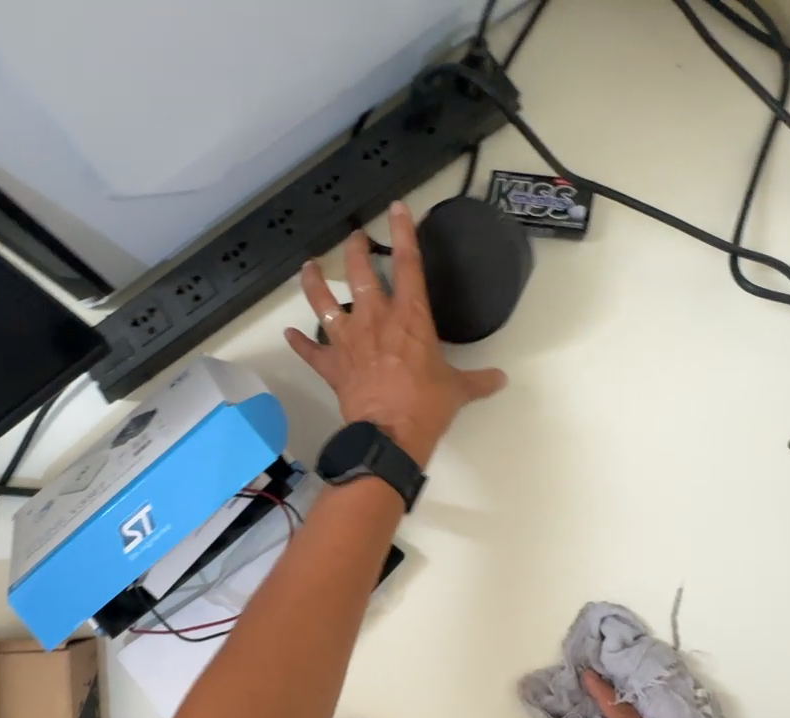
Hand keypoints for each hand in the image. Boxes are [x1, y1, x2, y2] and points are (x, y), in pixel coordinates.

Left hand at [284, 201, 506, 463]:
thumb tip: (499, 379)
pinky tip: (289, 334)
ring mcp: (348, 341)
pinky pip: (310, 351)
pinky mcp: (331, 366)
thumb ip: (478, 380)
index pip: (408, 263)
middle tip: (354, 237)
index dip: (403, 232)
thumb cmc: (426, 406)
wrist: (390, 436)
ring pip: (324, 302)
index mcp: (410, 316)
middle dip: (356, 249)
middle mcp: (375, 319)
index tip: (396, 209)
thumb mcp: (458, 390)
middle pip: (360, 273)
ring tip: (309, 267)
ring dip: (315, 283)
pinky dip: (300, 343)